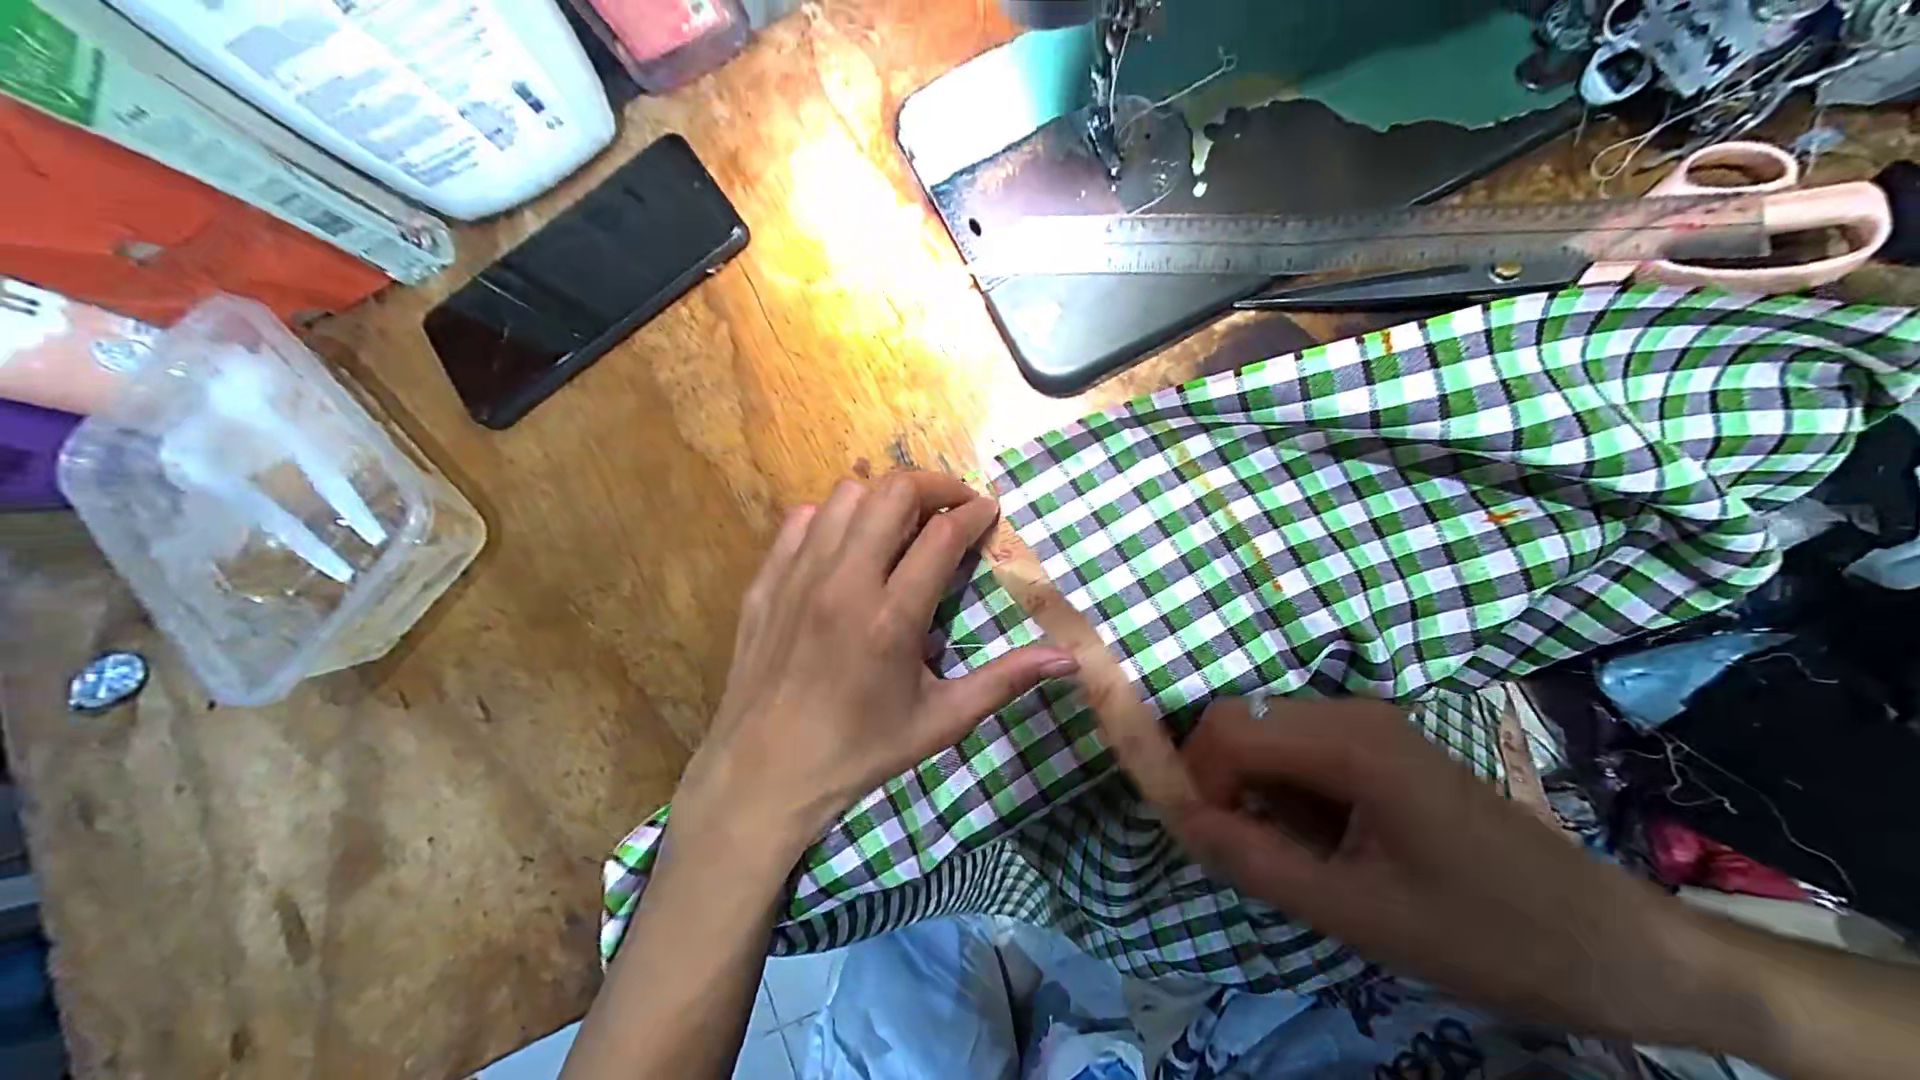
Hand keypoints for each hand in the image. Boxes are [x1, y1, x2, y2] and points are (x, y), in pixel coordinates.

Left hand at [670, 472, 1078, 863]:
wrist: (764, 771)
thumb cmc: (861, 750)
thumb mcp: (941, 722)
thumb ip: (1005, 681)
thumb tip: (1068, 659)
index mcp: (891, 618)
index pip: (942, 535)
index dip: (974, 513)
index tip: (988, 511)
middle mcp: (843, 582)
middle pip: (893, 493)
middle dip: (935, 486)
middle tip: (954, 506)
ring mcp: (797, 576)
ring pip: (846, 495)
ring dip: (884, 498)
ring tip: (904, 523)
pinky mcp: (766, 581)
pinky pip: (802, 520)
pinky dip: (834, 517)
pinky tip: (849, 546)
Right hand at [1171, 697, 1737, 1043]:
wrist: (1612, 944)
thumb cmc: (1484, 933)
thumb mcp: (1355, 912)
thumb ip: (1253, 859)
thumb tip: (1177, 818)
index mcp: (1351, 742)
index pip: (1227, 728)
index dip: (1195, 777)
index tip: (1209, 839)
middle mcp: (1353, 712)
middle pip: (1240, 721)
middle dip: (1220, 780)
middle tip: (1242, 849)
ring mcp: (1368, 723)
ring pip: (1264, 734)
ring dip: (1253, 788)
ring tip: (1292, 852)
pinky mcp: (1379, 744)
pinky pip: (1297, 748)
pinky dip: (1283, 790)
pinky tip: (1322, 838)